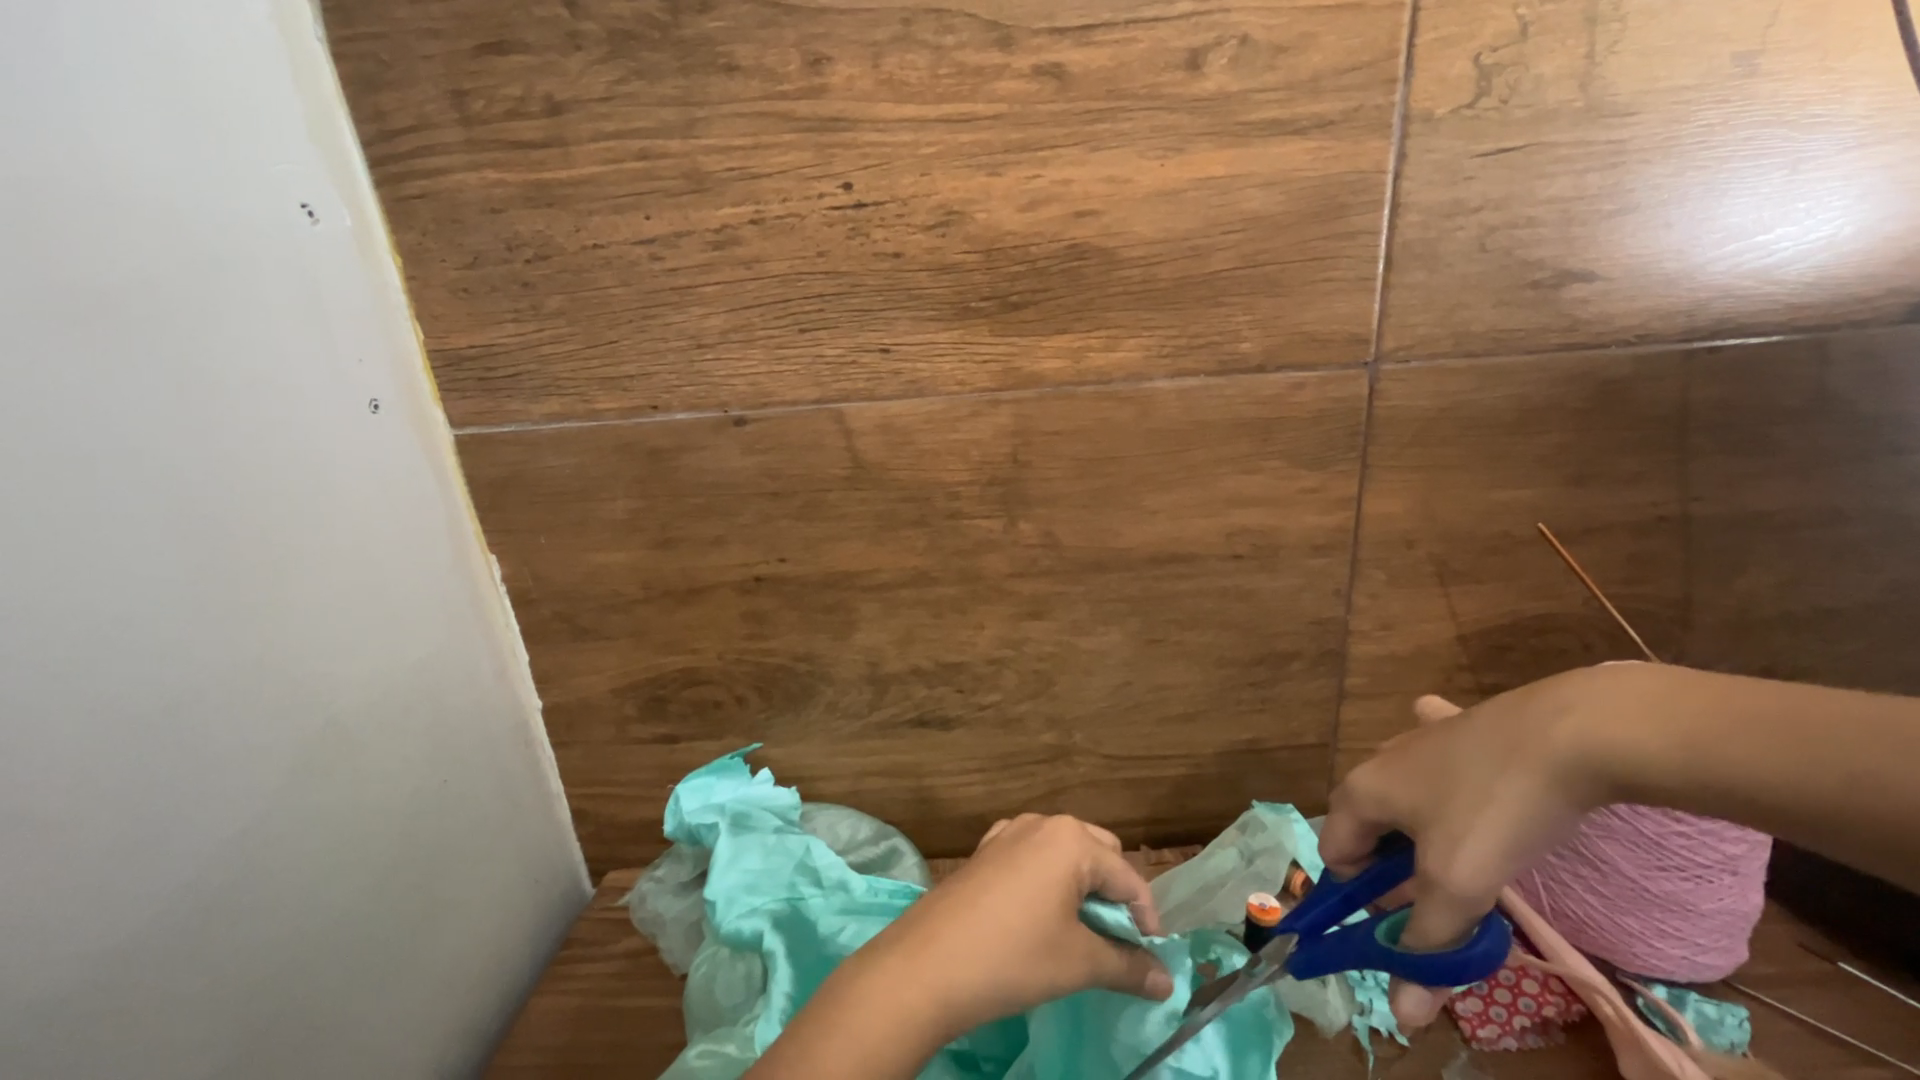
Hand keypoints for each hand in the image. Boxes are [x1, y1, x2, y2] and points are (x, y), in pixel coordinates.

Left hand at [747, 814, 1173, 1079]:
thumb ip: (1129, 967)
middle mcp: (1041, 824)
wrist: (925, 967)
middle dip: (1113, 893)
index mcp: (1071, 840)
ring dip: (1079, 886)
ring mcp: (1006, 834)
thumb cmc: (1012, 958)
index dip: (1147, 918)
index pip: (1128, 877)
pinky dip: (1046, 881)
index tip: (1153, 956)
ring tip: (1080, 930)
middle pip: (1098, 853)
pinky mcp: (982, 853)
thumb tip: (1167, 982)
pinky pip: (1030, 858)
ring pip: (1062, 853)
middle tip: (1116, 939)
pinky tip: (1038, 917)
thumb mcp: (1079, 964)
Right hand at [1319, 666, 1630, 1028]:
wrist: (1572, 732)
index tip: (1417, 922)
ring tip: (1472, 852)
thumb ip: (1426, 947)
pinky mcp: (1464, 725)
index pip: (1336, 855)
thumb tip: (1403, 1018)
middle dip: (1399, 870)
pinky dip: (1450, 776)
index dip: (1367, 899)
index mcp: (1360, 792)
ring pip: (1407, 795)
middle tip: (1451, 897)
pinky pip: (1443, 757)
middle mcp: (1379, 761)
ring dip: (1424, 829)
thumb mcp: (1458, 887)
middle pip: (1371, 828)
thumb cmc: (1495, 810)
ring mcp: (1421, 737)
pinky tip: (1475, 780)